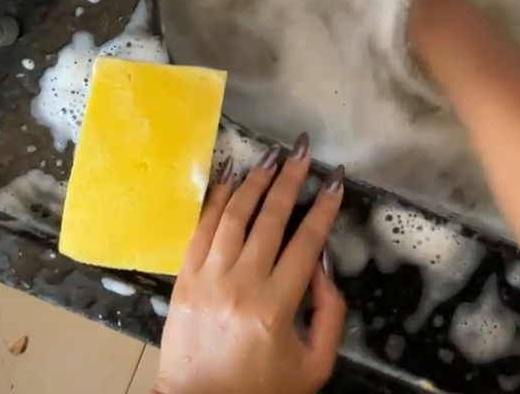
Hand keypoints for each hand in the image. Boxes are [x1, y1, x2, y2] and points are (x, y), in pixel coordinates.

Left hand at [157, 135, 347, 393]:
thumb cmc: (262, 392)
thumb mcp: (314, 366)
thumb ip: (330, 314)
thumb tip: (322, 264)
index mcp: (276, 307)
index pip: (306, 242)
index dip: (325, 206)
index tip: (335, 178)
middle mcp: (242, 285)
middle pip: (271, 218)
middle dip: (291, 177)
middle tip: (302, 149)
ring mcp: (208, 279)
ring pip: (235, 214)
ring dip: (256, 179)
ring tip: (271, 154)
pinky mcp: (184, 279)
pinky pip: (201, 228)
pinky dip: (217, 197)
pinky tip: (230, 174)